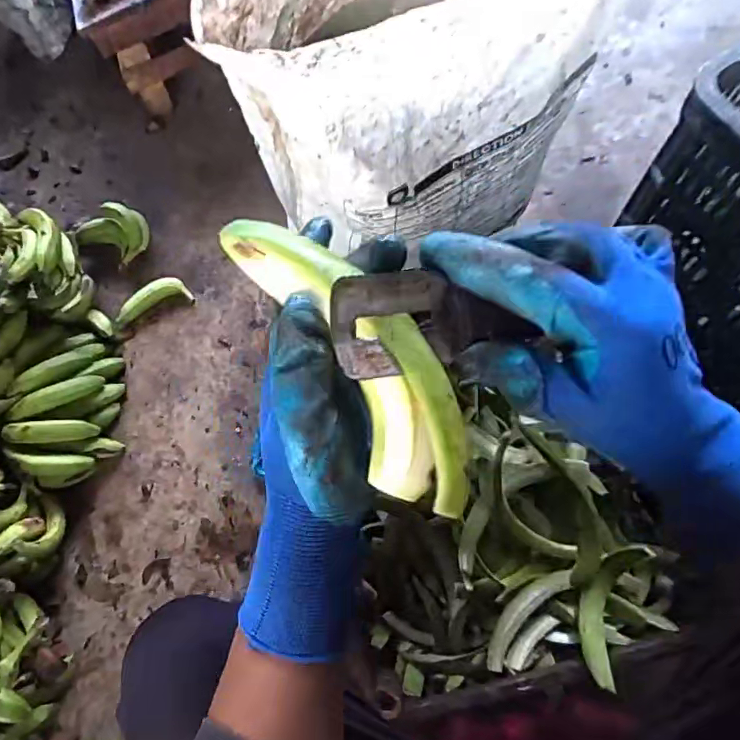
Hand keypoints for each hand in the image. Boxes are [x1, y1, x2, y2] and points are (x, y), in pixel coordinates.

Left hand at [239, 218, 395, 661]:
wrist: (334, 516)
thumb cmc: (307, 471)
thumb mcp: (296, 422)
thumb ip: (296, 367)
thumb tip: (302, 303)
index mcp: (300, 355)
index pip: (305, 296)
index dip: (311, 259)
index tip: (322, 224)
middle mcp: (331, 355)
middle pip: (348, 300)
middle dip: (367, 269)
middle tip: (393, 248)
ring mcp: (362, 372)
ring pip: (381, 319)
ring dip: (400, 293)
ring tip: (422, 273)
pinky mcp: (391, 391)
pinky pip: (407, 351)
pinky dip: (424, 330)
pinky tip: (442, 318)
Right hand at [420, 223, 739, 560]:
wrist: (683, 426)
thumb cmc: (623, 425)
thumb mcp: (563, 408)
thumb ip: (516, 373)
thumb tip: (465, 351)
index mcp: (610, 321)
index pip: (533, 278)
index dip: (480, 262)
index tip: (436, 250)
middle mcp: (631, 284)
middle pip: (555, 242)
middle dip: (500, 246)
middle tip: (458, 259)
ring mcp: (647, 272)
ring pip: (578, 234)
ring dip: (530, 242)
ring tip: (494, 261)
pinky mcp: (652, 272)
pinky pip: (607, 240)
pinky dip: (568, 244)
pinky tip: (549, 261)